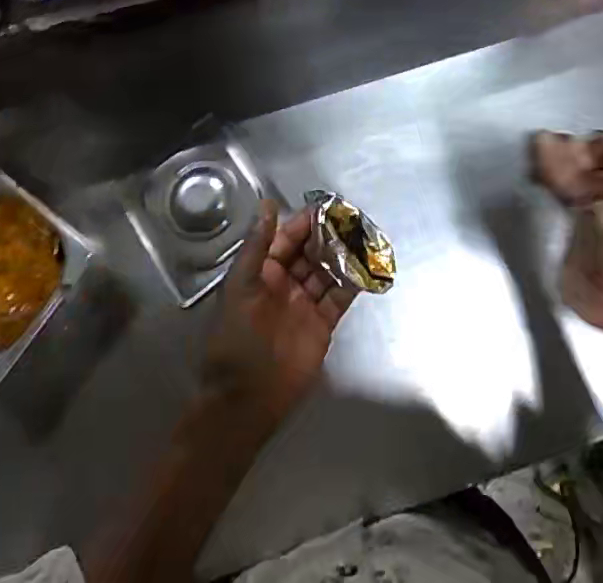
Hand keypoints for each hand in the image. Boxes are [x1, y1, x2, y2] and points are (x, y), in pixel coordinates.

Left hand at [200, 201, 358, 425]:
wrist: (246, 397)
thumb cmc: (236, 338)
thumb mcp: (240, 286)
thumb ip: (257, 246)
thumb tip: (267, 205)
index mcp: (261, 272)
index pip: (286, 239)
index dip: (304, 222)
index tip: (327, 207)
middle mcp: (285, 284)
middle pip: (310, 252)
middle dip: (328, 236)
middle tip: (352, 220)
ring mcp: (305, 304)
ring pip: (327, 271)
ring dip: (343, 256)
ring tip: (363, 238)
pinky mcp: (322, 324)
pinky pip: (340, 297)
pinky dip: (353, 282)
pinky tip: (366, 268)